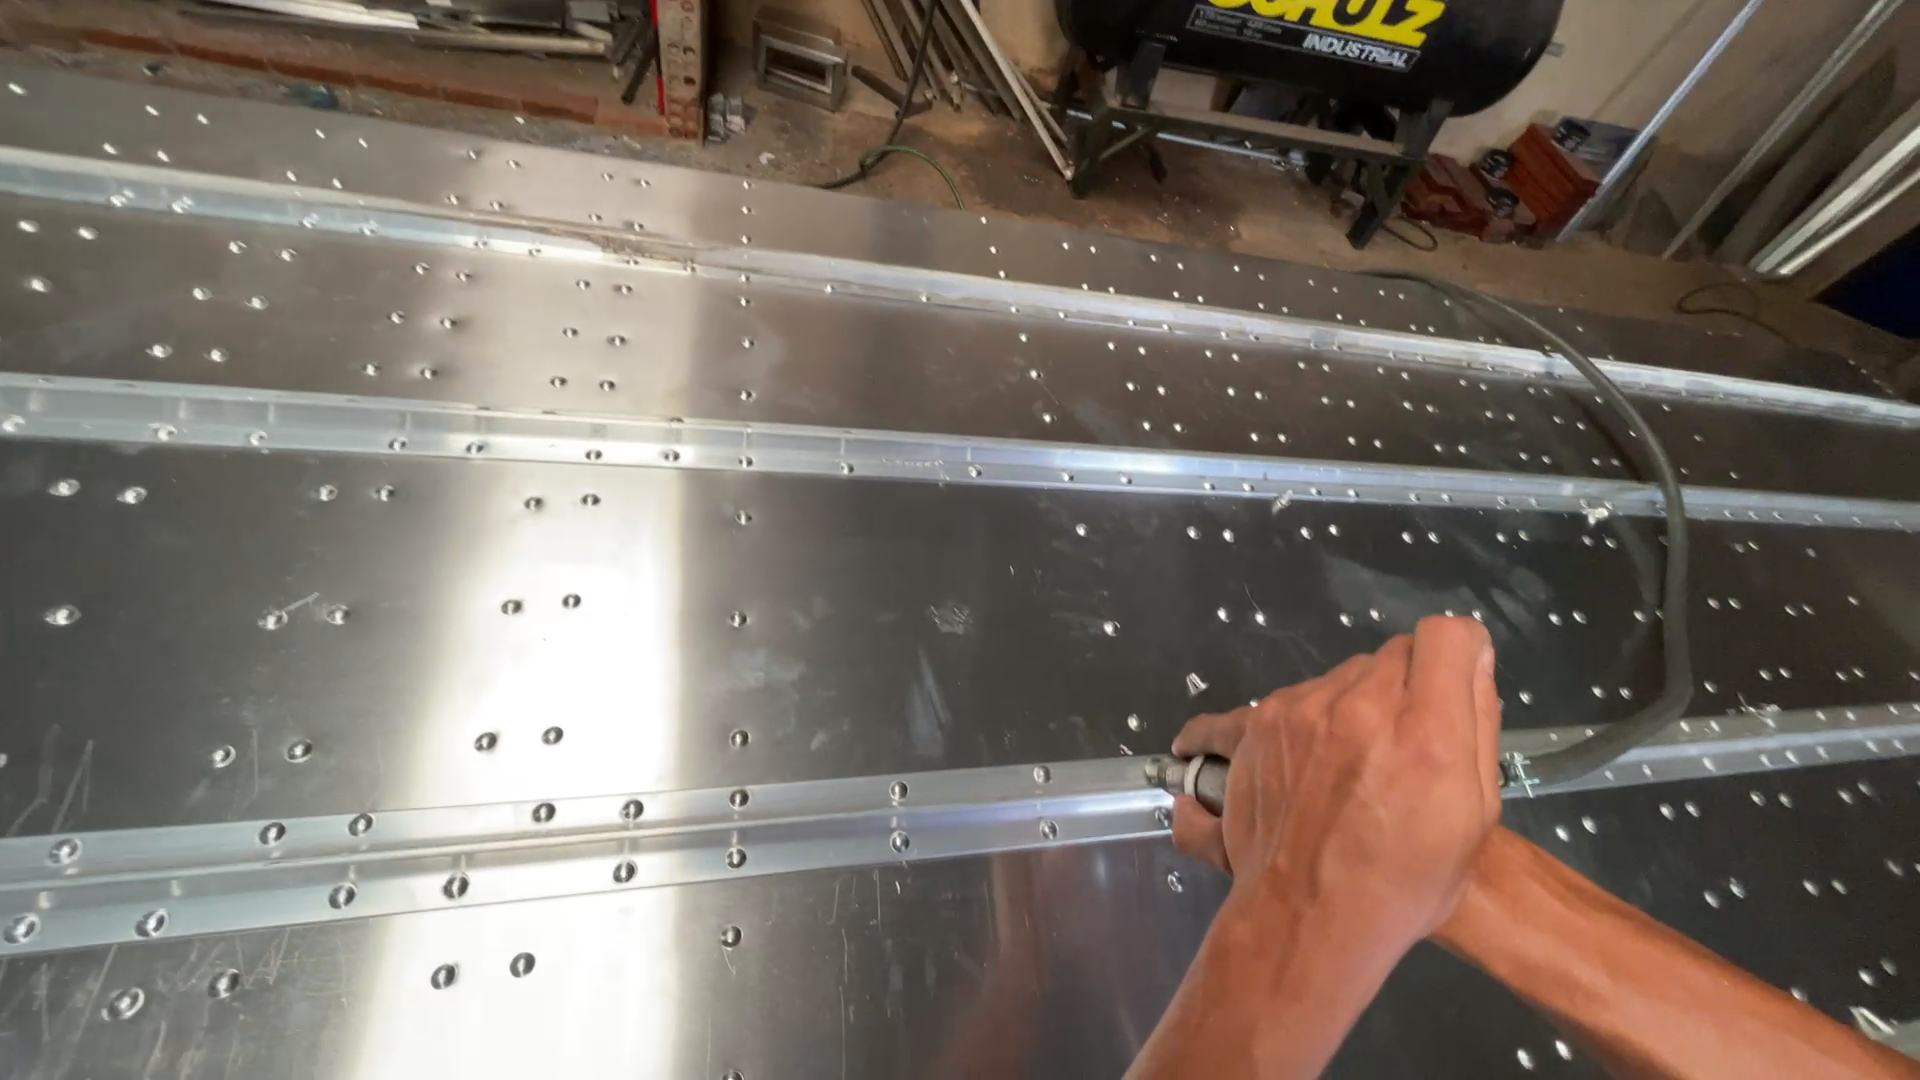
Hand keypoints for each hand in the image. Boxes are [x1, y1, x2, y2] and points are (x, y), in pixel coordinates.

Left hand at [1170, 616, 1503, 945]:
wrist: (1308, 912)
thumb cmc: (1405, 881)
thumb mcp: (1473, 815)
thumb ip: (1476, 727)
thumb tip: (1470, 668)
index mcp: (1427, 730)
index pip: (1446, 636)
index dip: (1456, 654)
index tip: (1452, 679)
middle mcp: (1359, 706)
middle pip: (1390, 657)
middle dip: (1403, 687)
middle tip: (1397, 740)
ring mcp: (1298, 709)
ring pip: (1338, 677)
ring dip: (1348, 704)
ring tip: (1342, 764)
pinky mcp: (1255, 720)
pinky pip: (1282, 696)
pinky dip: (1290, 716)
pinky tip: (1277, 738)